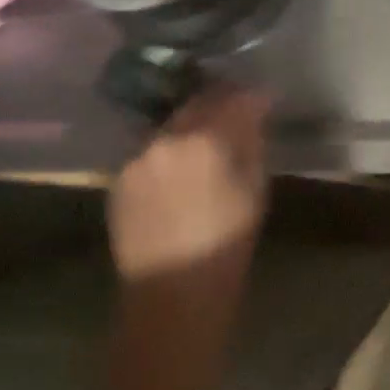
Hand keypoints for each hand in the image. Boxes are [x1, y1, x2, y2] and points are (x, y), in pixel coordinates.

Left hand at [108, 88, 270, 282]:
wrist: (171, 292)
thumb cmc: (227, 242)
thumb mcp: (255, 188)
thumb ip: (253, 142)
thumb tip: (254, 115)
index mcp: (206, 139)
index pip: (237, 98)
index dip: (256, 97)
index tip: (268, 100)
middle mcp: (167, 138)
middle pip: (200, 102)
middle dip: (223, 102)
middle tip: (241, 110)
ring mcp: (139, 156)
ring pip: (174, 123)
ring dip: (195, 122)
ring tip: (210, 136)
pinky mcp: (121, 176)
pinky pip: (153, 147)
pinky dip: (171, 147)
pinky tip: (183, 164)